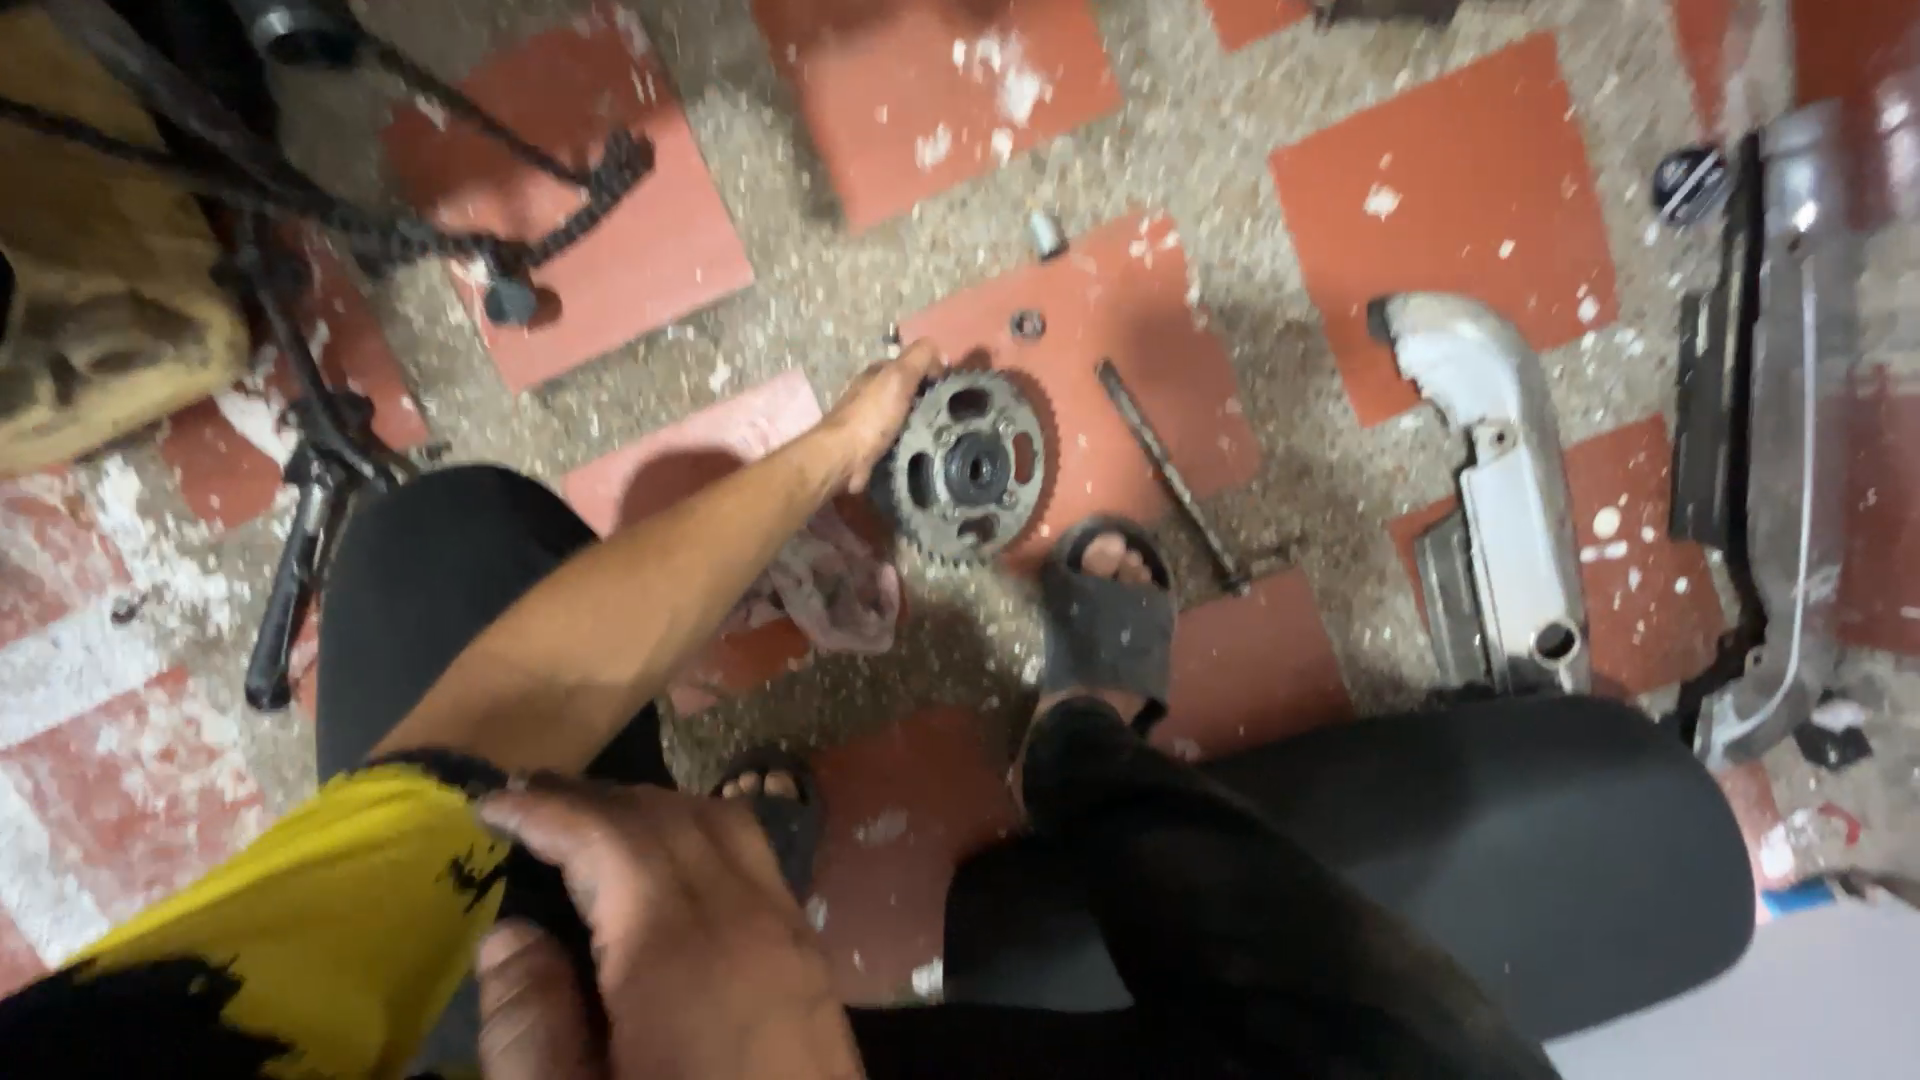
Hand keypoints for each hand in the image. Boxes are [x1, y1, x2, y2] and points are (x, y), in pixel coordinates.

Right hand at [474, 781, 862, 1079]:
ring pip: (720, 821)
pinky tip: (670, 862)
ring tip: (594, 822)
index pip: (610, 838)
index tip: (492, 801)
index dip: (549, 811)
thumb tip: (508, 934)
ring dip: (655, 808)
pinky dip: (702, 831)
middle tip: (534, 804)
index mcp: (676, 948)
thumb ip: (531, 1024)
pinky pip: (753, 853)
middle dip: (598, 799)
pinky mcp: (807, 944)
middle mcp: (742, 911)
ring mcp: (785, 923)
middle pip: (668, 816)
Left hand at [815, 340, 944, 493]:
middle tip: (954, 412)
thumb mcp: (898, 376)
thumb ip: (920, 358)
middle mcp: (872, 395)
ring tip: (947, 432)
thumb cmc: (871, 416)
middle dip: (930, 399)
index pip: (909, 365)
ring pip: (907, 417)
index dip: (931, 371)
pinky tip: (928, 447)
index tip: (953, 386)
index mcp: (876, 374)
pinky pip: (902, 440)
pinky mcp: (874, 447)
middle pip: (909, 392)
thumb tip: (942, 354)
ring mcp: (872, 422)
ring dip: (924, 423)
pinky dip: (914, 442)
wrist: (843, 459)